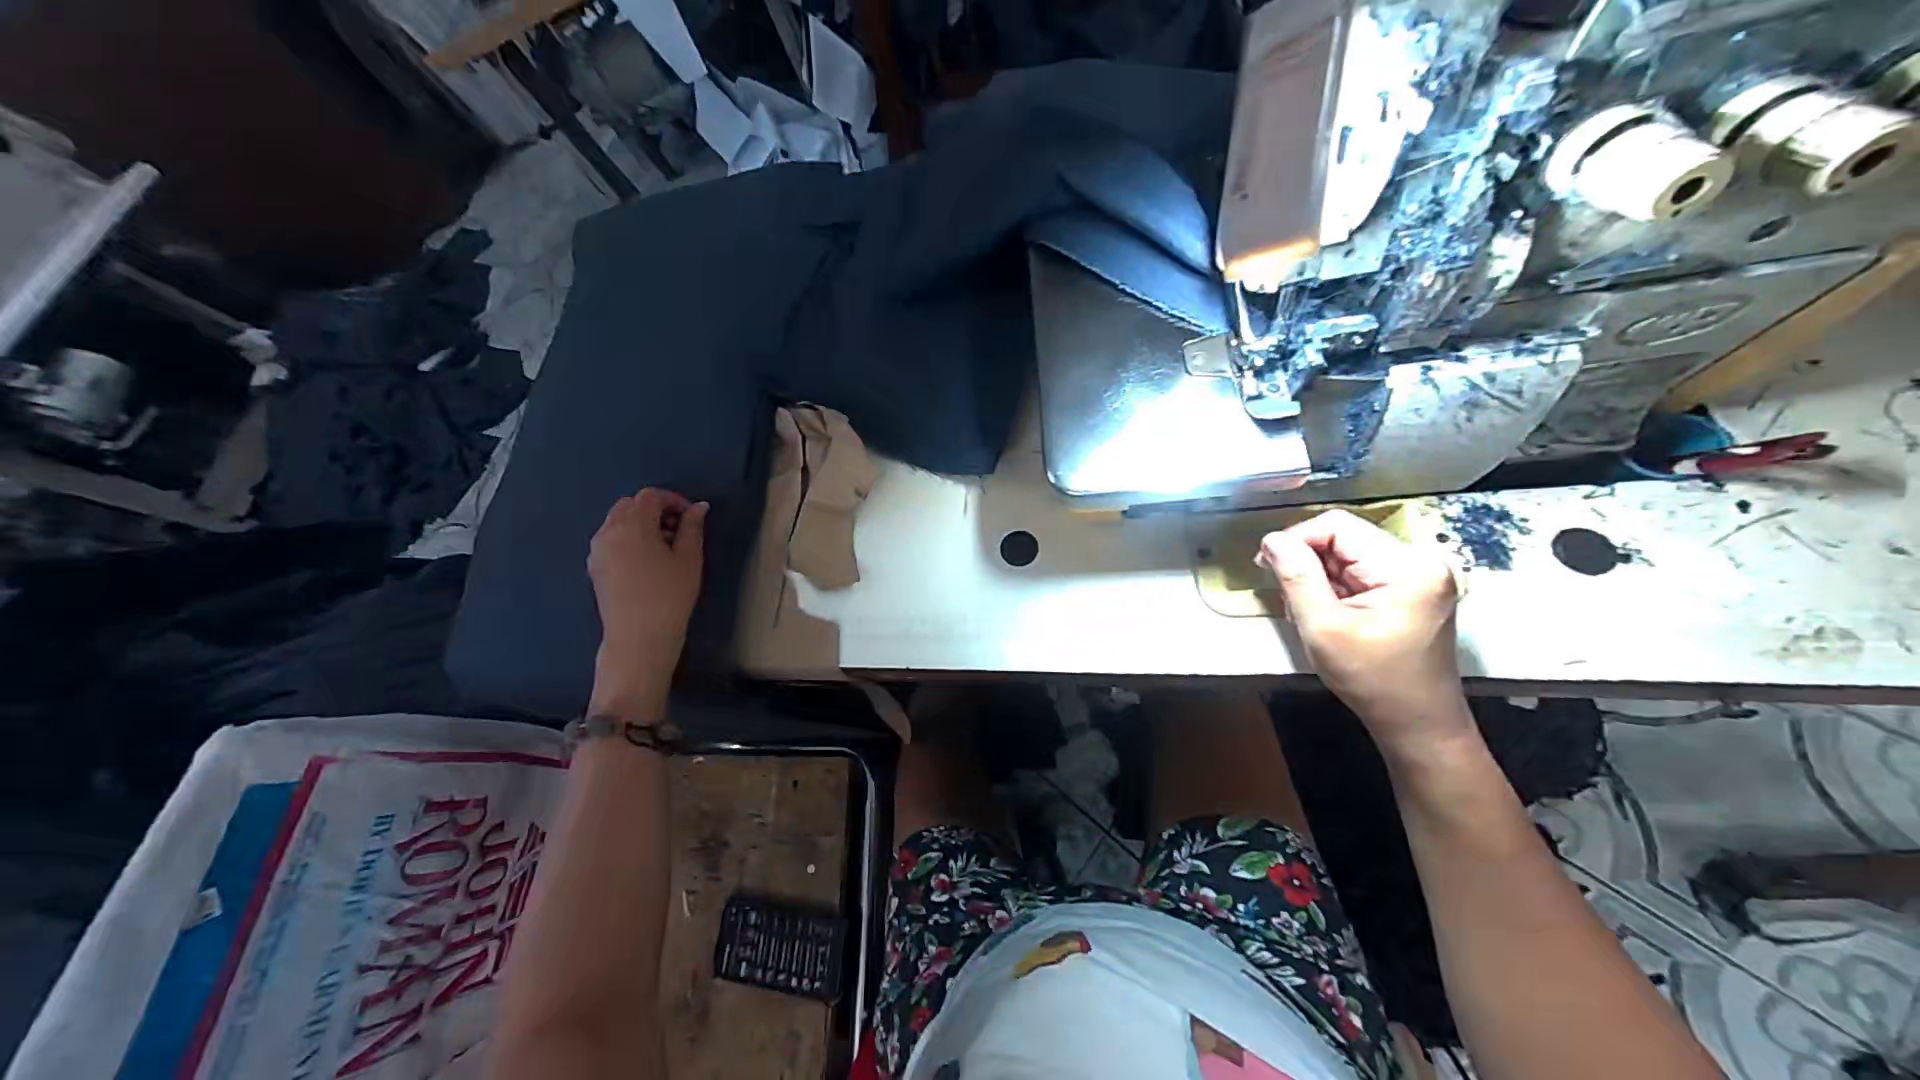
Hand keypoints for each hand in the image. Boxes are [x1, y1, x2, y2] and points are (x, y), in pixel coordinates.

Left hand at [587, 489, 707, 707]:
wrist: (638, 638)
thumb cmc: (670, 596)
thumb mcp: (689, 559)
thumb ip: (693, 527)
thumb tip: (698, 507)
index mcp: (632, 524)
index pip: (651, 496)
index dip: (673, 500)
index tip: (692, 517)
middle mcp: (608, 531)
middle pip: (630, 505)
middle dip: (655, 510)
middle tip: (679, 530)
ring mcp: (597, 550)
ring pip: (618, 522)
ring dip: (641, 524)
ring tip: (665, 548)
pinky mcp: (595, 568)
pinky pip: (611, 540)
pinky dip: (629, 540)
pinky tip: (648, 562)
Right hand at [1257, 509, 1472, 755]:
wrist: (1417, 723)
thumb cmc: (1371, 680)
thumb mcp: (1322, 627)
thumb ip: (1296, 577)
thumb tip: (1271, 540)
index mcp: (1406, 566)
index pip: (1337, 527)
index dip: (1295, 540)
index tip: (1265, 565)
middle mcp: (1420, 561)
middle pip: (1344, 539)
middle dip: (1306, 562)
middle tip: (1284, 595)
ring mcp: (1419, 576)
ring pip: (1348, 555)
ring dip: (1318, 577)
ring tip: (1305, 611)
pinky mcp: (1411, 590)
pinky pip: (1360, 572)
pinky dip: (1334, 588)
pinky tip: (1324, 613)